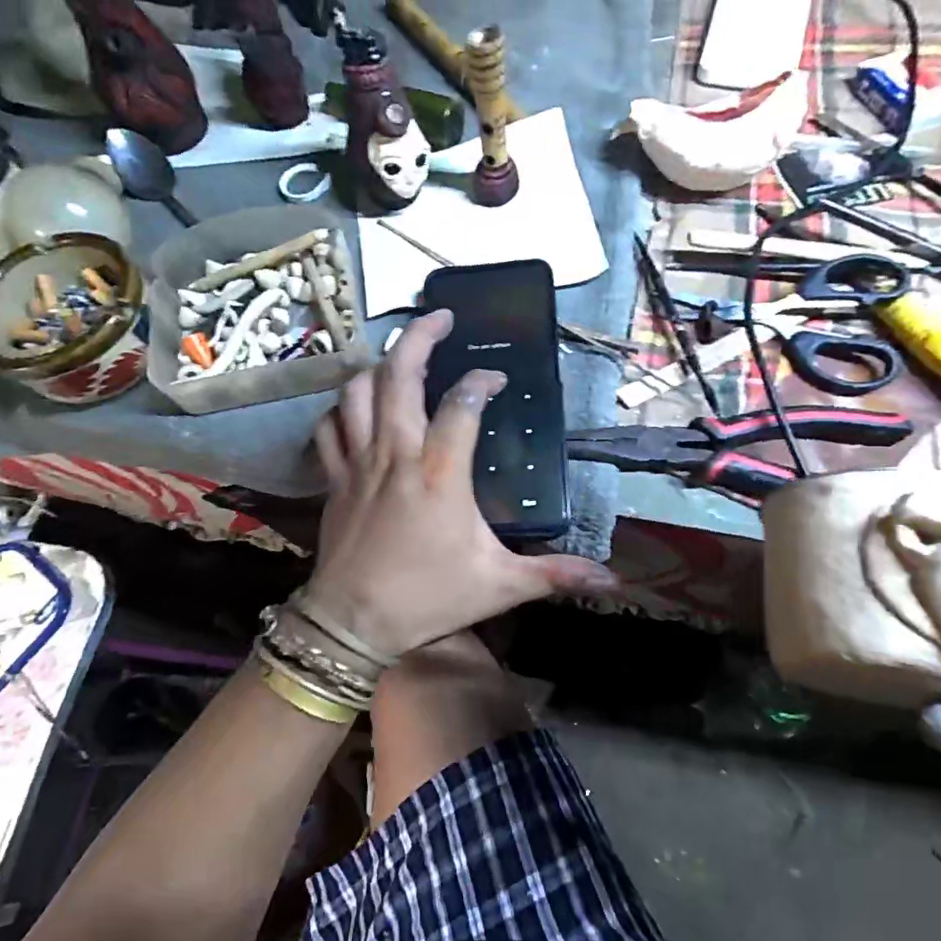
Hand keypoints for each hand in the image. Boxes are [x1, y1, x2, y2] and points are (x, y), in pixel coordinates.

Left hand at [302, 310, 618, 658]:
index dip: (482, 380)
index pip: (463, 402)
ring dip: (376, 366)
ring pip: (357, 392)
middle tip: (440, 317)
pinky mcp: (334, 479)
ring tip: (396, 358)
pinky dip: (340, 410)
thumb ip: (555, 574)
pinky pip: (330, 429)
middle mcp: (396, 454)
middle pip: (399, 373)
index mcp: (440, 472)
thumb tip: (611, 578)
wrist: (352, 623)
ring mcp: (358, 463)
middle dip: (420, 336)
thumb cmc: (426, 599)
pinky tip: (354, 409)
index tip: (496, 380)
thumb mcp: (499, 586)